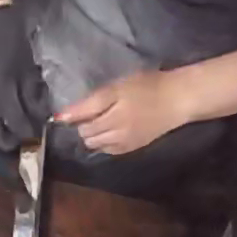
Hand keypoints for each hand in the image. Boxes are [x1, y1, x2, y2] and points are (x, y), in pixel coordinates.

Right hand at [0, 3, 50, 149]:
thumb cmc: (12, 45)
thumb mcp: (30, 73)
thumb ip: (34, 101)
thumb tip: (40, 122)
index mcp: (3, 97)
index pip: (19, 129)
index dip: (31, 135)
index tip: (38, 136)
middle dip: (12, 142)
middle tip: (21, 136)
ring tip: (5, 132)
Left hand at [55, 70, 189, 154]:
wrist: (177, 100)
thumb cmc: (148, 85)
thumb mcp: (119, 85)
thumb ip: (92, 101)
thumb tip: (62, 116)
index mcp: (112, 106)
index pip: (82, 117)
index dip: (69, 117)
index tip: (58, 117)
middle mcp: (114, 128)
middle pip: (85, 133)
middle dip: (84, 124)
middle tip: (92, 114)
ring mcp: (121, 142)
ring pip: (94, 143)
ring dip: (92, 135)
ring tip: (102, 123)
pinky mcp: (128, 149)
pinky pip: (106, 150)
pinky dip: (103, 143)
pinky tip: (111, 133)